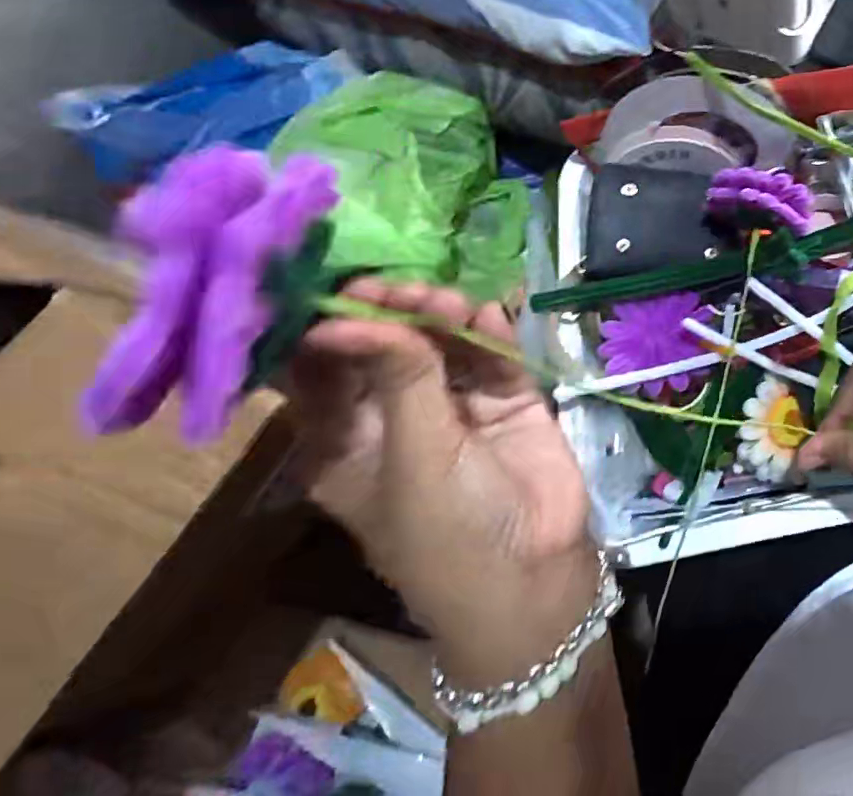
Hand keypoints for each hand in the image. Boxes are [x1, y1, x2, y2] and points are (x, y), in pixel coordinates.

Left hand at [285, 279, 596, 686]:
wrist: (533, 567)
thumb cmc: (449, 527)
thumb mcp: (414, 459)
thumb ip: (400, 381)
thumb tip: (355, 314)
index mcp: (345, 441)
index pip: (319, 373)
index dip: (322, 328)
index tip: (329, 284)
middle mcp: (397, 416)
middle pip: (386, 350)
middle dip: (389, 315)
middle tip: (397, 287)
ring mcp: (459, 407)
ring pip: (444, 347)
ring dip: (442, 319)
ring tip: (445, 301)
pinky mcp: (510, 402)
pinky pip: (496, 359)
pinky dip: (493, 334)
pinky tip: (489, 313)